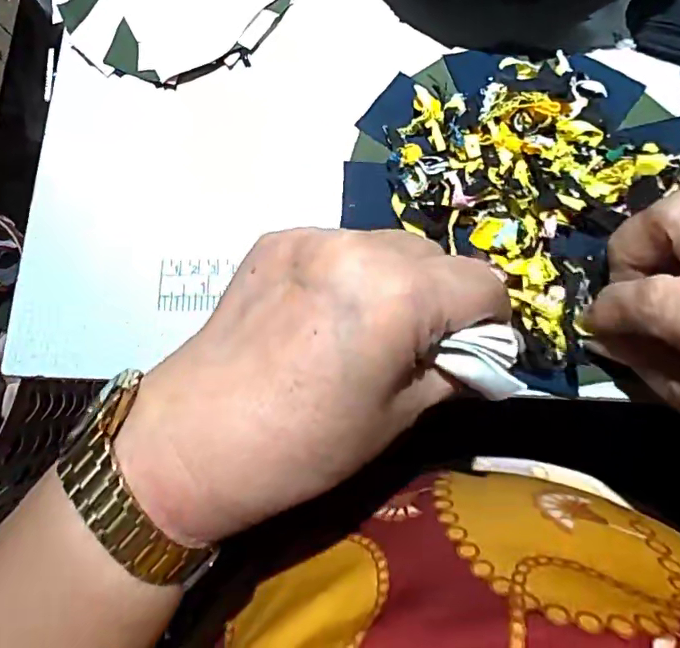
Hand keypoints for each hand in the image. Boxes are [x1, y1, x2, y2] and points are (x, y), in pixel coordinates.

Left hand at [113, 228, 506, 545]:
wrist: (191, 438)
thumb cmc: (304, 445)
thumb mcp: (398, 419)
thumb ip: (453, 373)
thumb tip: (483, 357)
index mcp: (398, 292)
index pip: (484, 283)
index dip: (488, 323)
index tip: (468, 353)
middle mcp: (360, 245)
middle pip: (437, 257)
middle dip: (441, 298)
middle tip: (412, 344)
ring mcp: (315, 234)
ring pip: (390, 245)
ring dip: (396, 279)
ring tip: (362, 325)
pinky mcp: (279, 235)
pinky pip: (341, 245)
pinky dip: (349, 272)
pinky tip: (320, 311)